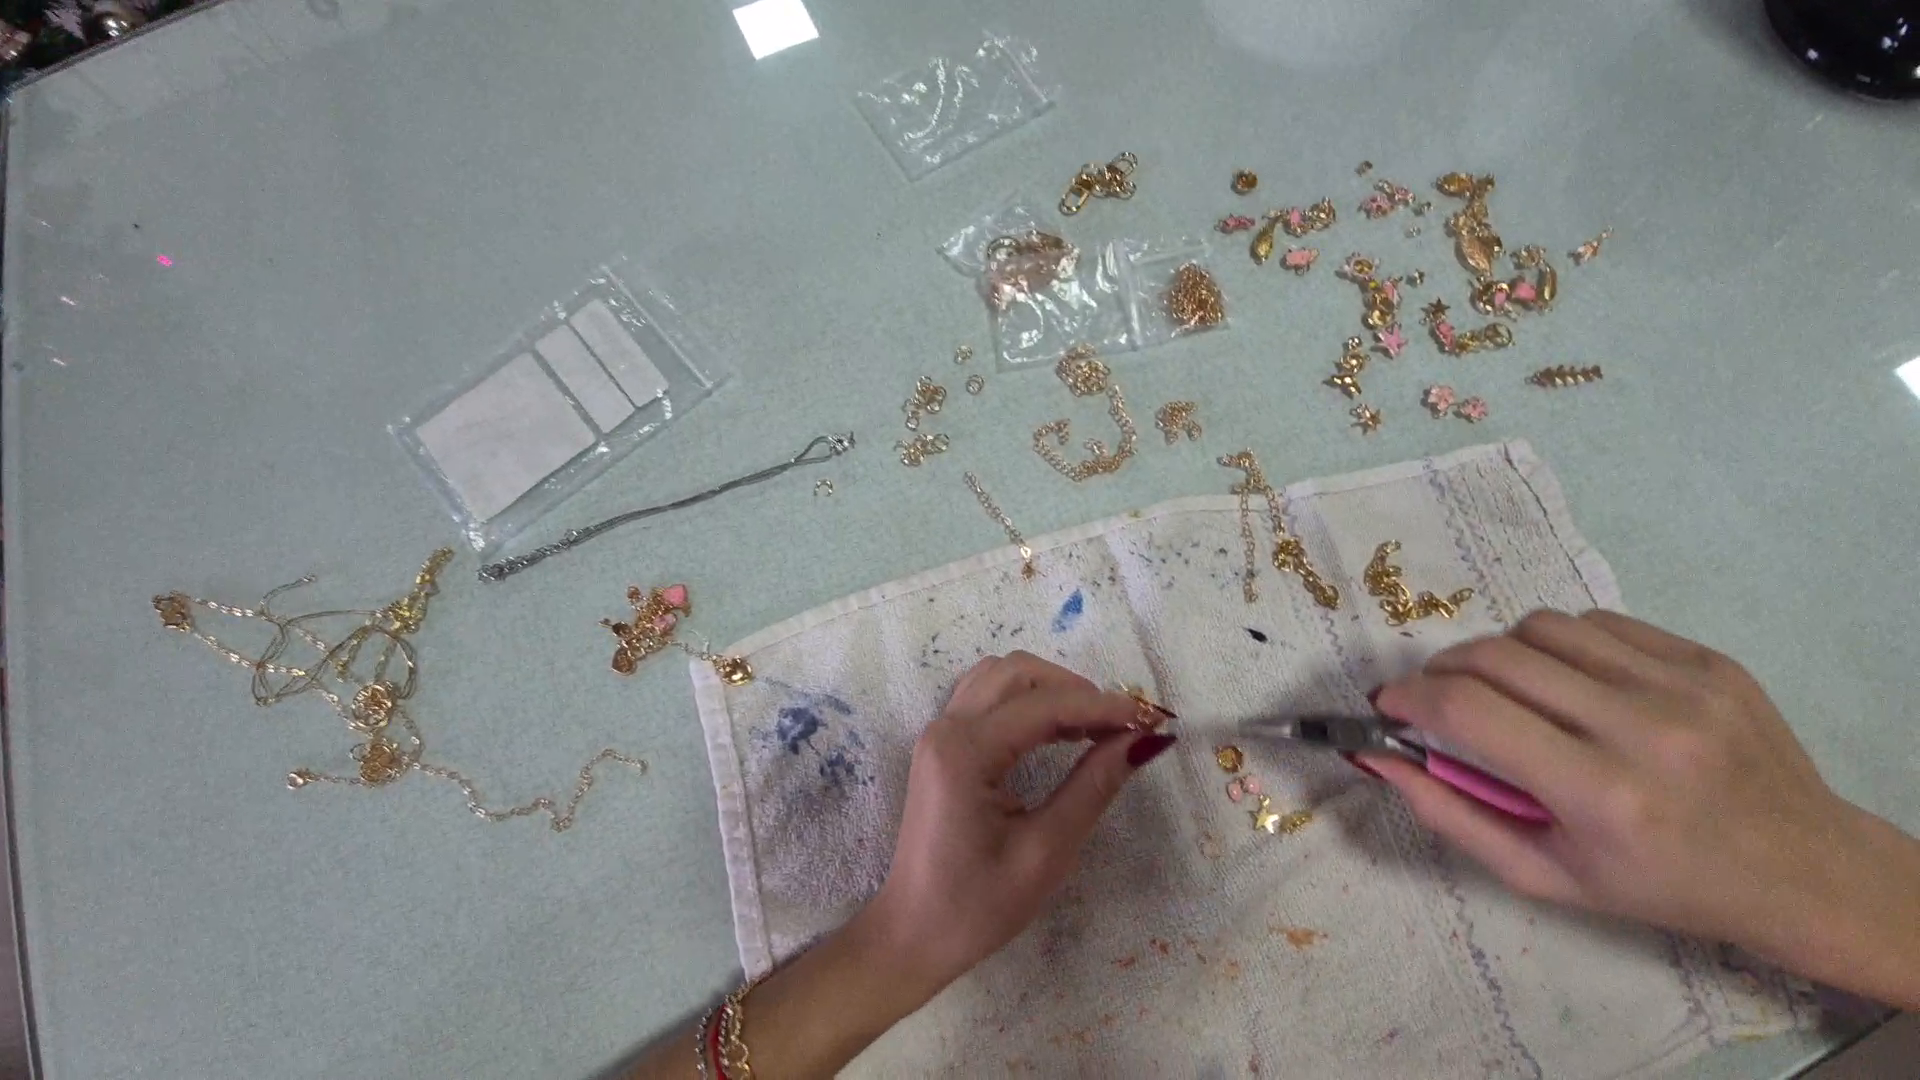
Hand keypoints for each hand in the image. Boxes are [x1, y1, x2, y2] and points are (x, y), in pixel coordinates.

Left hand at [865, 652, 1175, 997]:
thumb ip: (1093, 787)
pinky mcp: (941, 745)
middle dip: (1075, 688)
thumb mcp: (1046, 852)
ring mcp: (939, 733)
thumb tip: (1143, 741)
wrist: (912, 933)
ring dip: (1049, 689)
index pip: (1044, 705)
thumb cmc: (977, 905)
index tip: (1151, 719)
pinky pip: (986, 698)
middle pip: (1017, 672)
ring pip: (999, 677)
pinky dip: (1026, 701)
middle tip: (1120, 724)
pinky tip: (1058, 732)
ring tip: (1093, 727)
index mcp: (966, 751)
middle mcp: (947, 728)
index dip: (1102, 706)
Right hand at [1364, 609, 1919, 1008]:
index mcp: (1600, 794)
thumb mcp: (1542, 874)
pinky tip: (1568, 681)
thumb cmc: (1659, 885)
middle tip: (1434, 697)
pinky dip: (1557, 644)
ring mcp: (1683, 685)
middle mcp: (1642, 728)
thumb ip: (1447, 813)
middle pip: (1494, 657)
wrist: (1808, 874)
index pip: (1468, 711)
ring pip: (1538, 626)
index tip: (1388, 705)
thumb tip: (1374, 755)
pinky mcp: (1708, 660)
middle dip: (1441, 671)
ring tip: (1506, 688)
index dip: (1409, 697)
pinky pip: (1594, 622)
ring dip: (1498, 653)